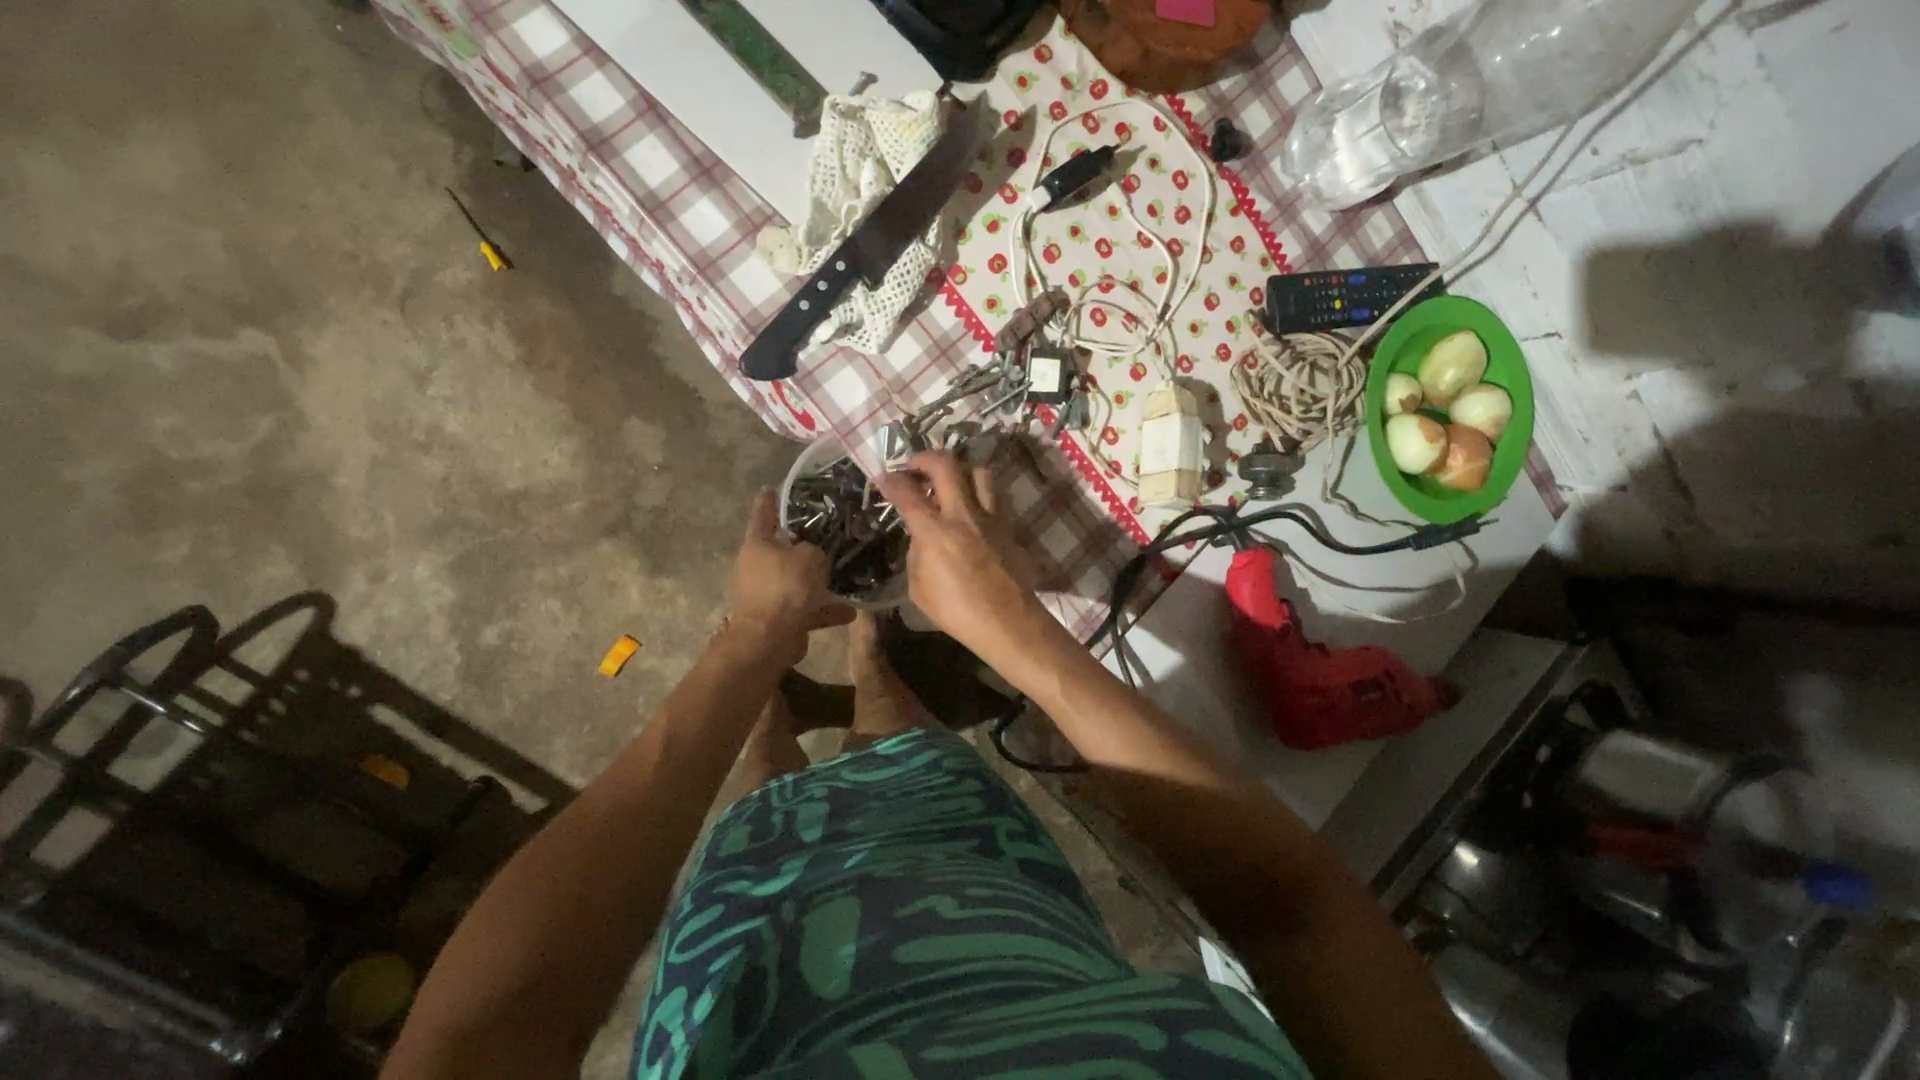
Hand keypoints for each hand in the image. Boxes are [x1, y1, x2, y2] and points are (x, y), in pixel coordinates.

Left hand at [726, 491, 853, 662]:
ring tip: (841, 576)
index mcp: (757, 544)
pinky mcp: (776, 619)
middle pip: (780, 549)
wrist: (769, 638)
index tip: (774, 487)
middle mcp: (756, 566)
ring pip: (794, 581)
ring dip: (815, 582)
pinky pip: (804, 609)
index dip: (770, 499)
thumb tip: (814, 554)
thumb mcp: (810, 557)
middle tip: (824, 533)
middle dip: (801, 544)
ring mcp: (764, 594)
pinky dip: (823, 610)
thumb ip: (815, 549)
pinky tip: (849, 612)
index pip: (763, 513)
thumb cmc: (786, 588)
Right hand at [874, 452, 1043, 658]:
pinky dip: (978, 494)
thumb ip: (916, 554)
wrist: (1007, 622)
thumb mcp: (919, 588)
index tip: (883, 478)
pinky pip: (993, 497)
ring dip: (959, 469)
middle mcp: (963, 515)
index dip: (890, 481)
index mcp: (935, 532)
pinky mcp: (1007, 527)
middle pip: (945, 465)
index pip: (907, 493)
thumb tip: (920, 537)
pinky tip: (970, 508)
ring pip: (978, 472)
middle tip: (914, 464)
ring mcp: (990, 518)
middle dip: (924, 457)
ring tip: (948, 479)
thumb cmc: (957, 612)